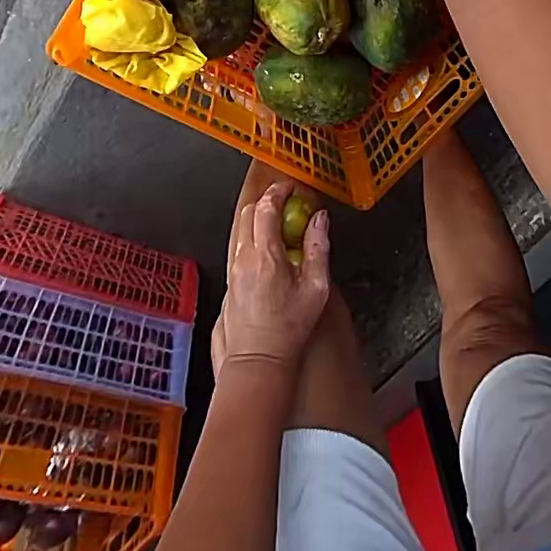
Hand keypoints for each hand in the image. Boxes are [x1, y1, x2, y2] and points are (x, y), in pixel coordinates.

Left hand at [213, 182, 330, 378]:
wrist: (259, 361)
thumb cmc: (289, 328)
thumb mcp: (315, 286)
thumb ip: (318, 247)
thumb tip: (320, 220)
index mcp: (265, 254)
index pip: (266, 207)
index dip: (278, 192)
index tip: (290, 188)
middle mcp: (244, 258)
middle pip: (248, 213)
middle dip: (266, 203)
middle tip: (286, 204)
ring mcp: (233, 271)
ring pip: (241, 232)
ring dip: (258, 222)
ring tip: (281, 232)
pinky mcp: (229, 284)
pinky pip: (239, 250)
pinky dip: (253, 242)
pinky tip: (270, 257)